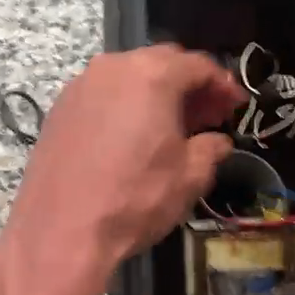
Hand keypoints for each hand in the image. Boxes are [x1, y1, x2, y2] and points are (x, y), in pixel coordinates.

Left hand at [0, 45, 242, 294]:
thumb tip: (217, 142)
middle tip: (208, 115)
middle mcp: (113, 68)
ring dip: (155, 94)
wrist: (60, 232)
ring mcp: (80, 86)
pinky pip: (102, 96)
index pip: (198, 65)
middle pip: (161, 63)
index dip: (223, 84)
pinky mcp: (58, 110)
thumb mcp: (190, 177)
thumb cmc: (134, 199)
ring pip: (128, 77)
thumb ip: (210, 149)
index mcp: (152, 75)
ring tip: (172, 127)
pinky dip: (125, 106)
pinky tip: (133, 137)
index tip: (235, 105)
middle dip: (189, 85)